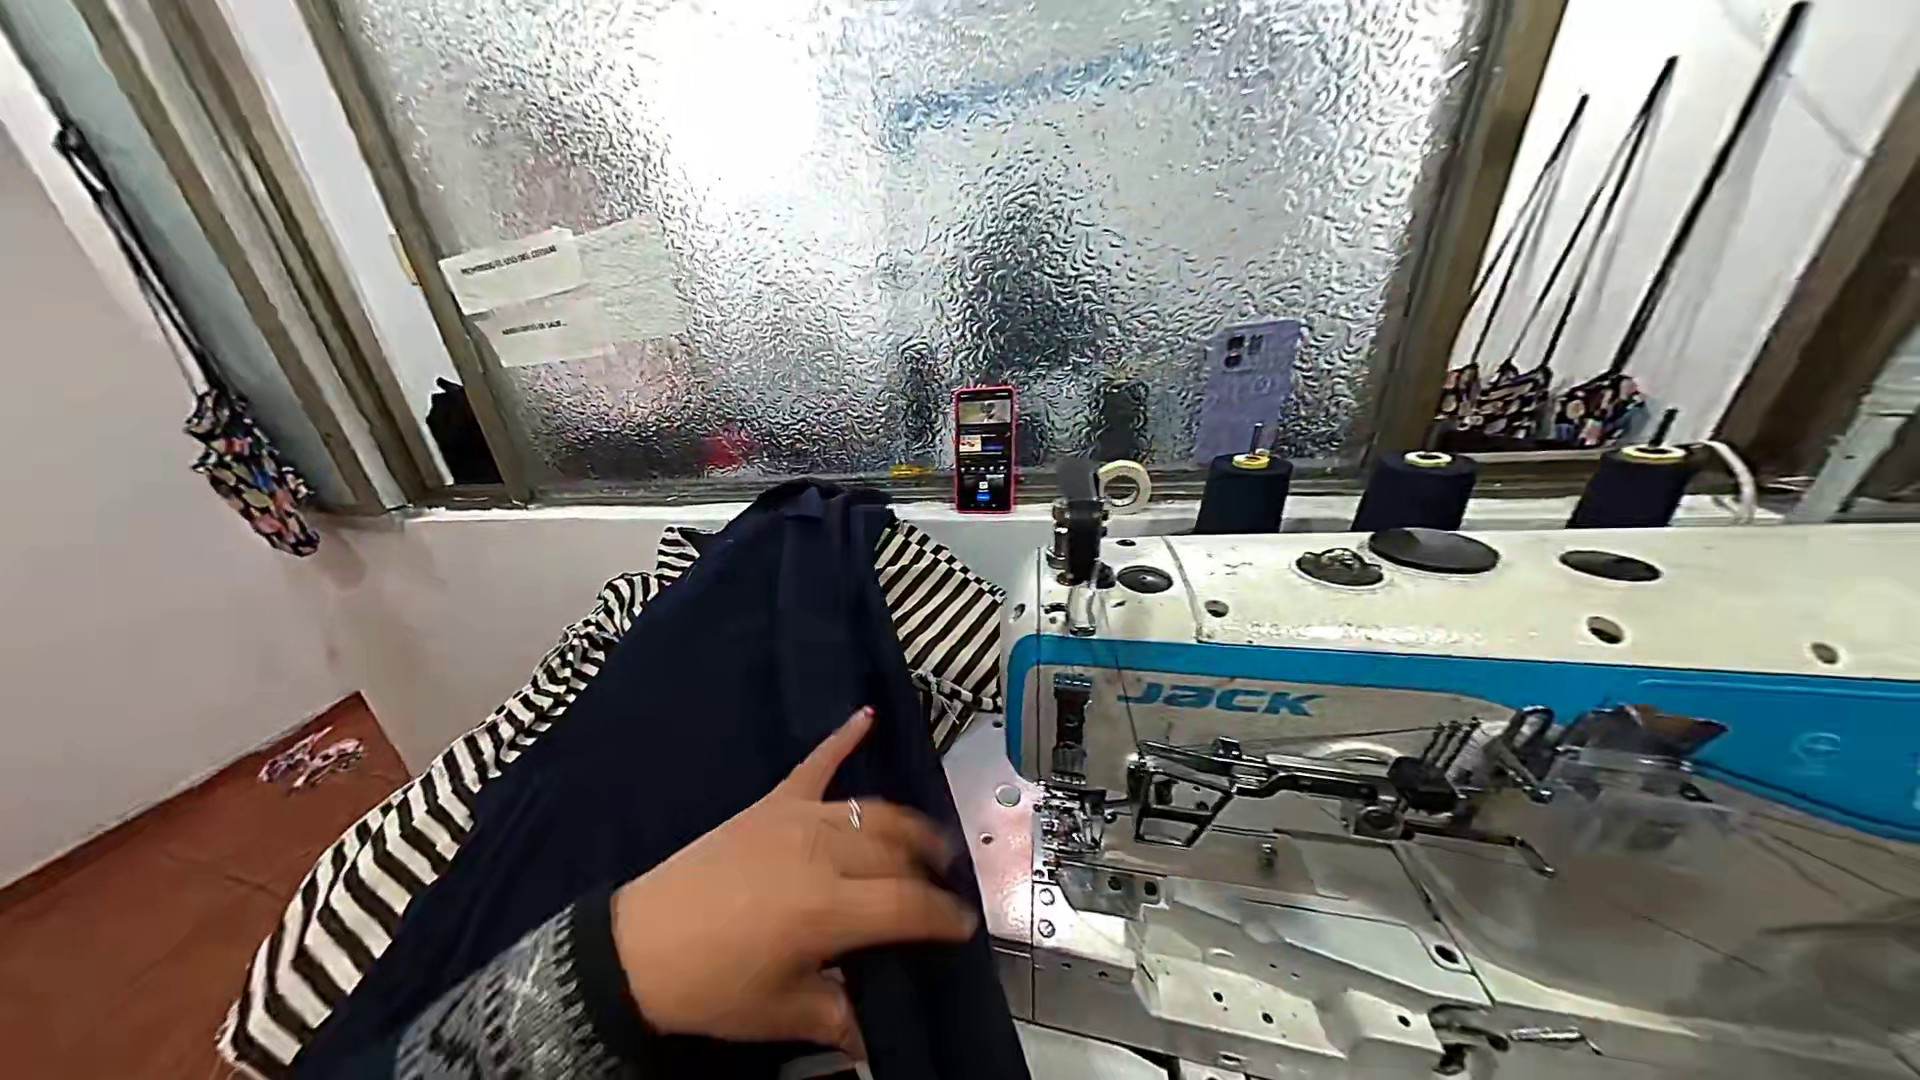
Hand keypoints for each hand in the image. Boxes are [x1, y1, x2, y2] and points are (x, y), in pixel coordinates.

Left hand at [610, 706, 976, 1057]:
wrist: (638, 946)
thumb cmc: (710, 985)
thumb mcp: (777, 1013)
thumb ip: (835, 1017)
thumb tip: (872, 1043)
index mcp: (826, 909)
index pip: (906, 905)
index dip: (942, 914)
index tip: (963, 923)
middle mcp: (821, 853)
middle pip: (895, 853)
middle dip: (929, 869)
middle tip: (944, 884)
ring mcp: (798, 818)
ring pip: (871, 811)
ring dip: (906, 823)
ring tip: (927, 837)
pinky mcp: (774, 802)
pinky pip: (816, 762)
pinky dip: (842, 737)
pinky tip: (864, 715)